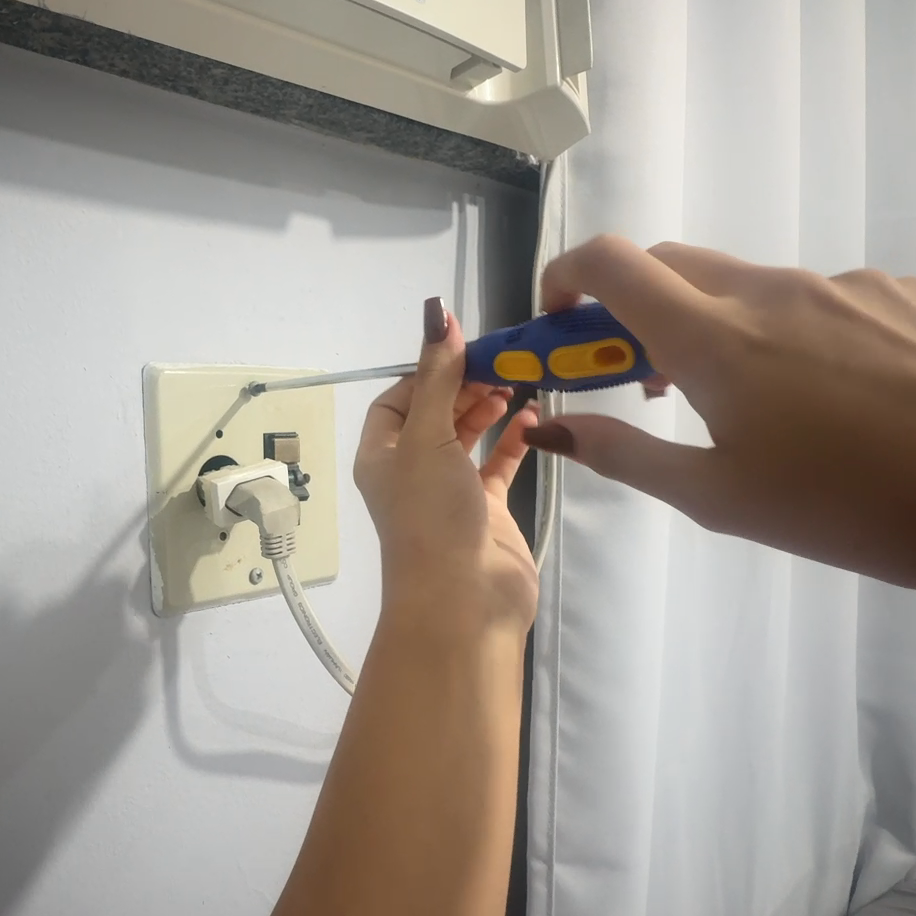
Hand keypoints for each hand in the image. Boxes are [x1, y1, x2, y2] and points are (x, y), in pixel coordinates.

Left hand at [355, 298, 539, 640]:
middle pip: (434, 414)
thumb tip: (437, 313)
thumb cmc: (431, 515)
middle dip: (463, 387)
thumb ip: (438, 378)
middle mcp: (410, 471)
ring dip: (488, 410)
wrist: (463, 602)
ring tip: (517, 384)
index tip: (463, 352)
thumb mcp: (427, 438)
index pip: (396, 400)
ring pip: (467, 438)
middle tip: (501, 363)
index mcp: (381, 455)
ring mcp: (449, 491)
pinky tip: (534, 419)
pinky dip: (514, 442)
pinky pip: (498, 465)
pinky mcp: (485, 510)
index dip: (426, 373)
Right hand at [520, 235, 915, 633]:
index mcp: (715, 338)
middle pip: (667, 264)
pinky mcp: (904, 293)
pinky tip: (830, 401)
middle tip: (638, 377)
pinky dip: (782, 334)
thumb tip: (553, 429)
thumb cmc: (859, 509)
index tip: (558, 322)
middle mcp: (772, 290)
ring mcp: (844, 284)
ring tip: (744, 405)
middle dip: (627, 309)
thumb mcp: (718, 497)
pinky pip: (813, 300)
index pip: (610, 263)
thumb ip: (624, 452)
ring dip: (707, 327)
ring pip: (741, 285)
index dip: (564, 276)